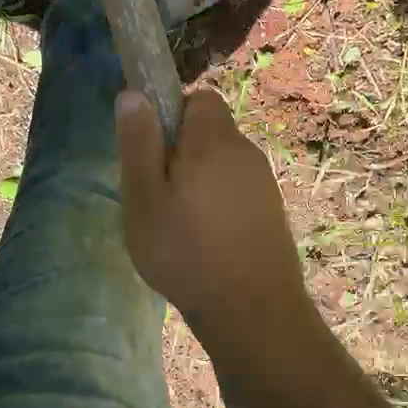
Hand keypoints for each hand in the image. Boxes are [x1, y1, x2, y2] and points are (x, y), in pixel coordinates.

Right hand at [115, 88, 310, 341]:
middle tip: (156, 194)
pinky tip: (204, 243)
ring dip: (200, 182)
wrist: (253, 313)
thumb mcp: (144, 197)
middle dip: (183, 152)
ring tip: (177, 225)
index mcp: (214, 140)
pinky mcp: (273, 215)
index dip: (173, 115)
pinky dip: (219, 206)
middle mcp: (246, 152)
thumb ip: (138, 143)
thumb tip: (134, 94)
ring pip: (224, 165)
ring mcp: (265, 185)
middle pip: (211, 132)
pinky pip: (238, 192)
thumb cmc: (185, 251)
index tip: (152, 150)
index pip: (200, 98)